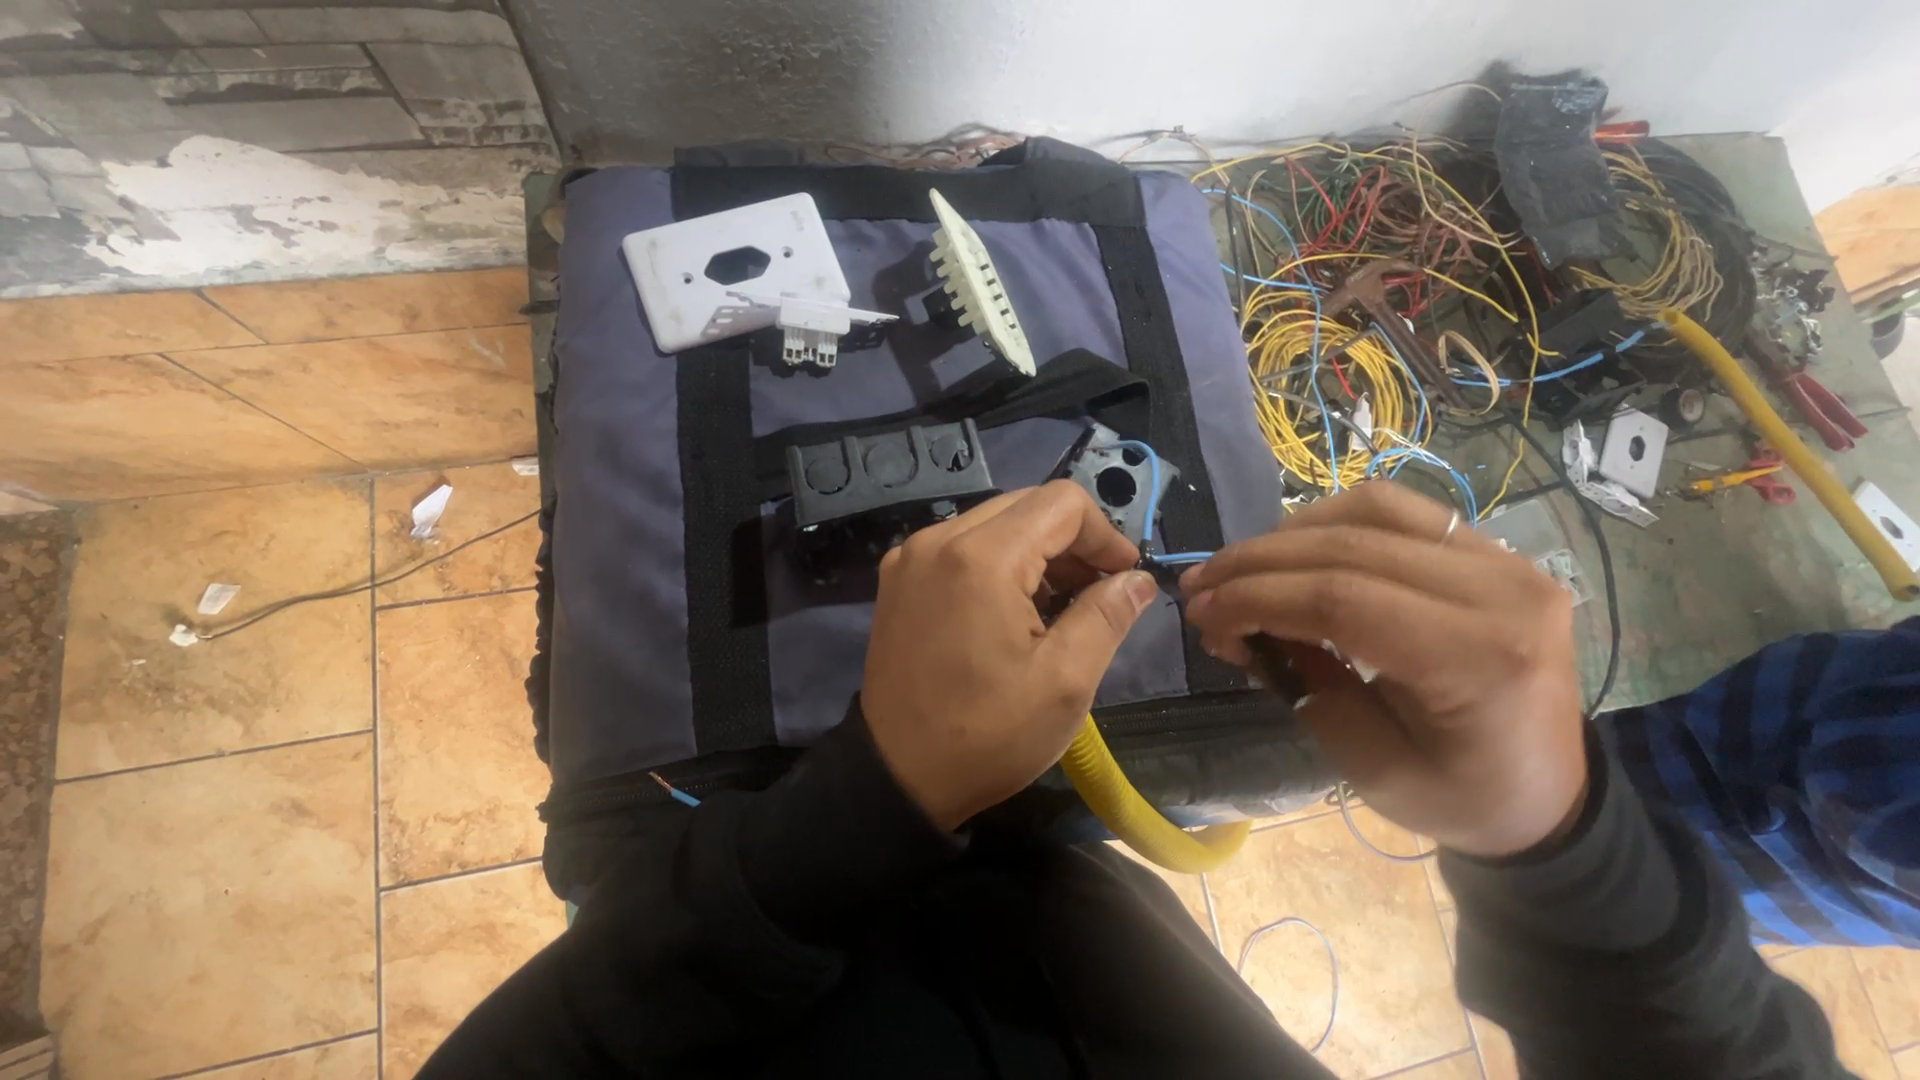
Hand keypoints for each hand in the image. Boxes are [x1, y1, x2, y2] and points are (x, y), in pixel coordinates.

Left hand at [862, 481, 1159, 830]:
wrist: (898, 775)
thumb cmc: (987, 735)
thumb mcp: (1065, 681)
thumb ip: (1107, 615)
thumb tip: (1138, 579)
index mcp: (980, 557)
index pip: (1061, 503)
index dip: (1105, 534)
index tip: (1124, 578)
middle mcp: (938, 539)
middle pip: (1026, 506)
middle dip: (1072, 542)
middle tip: (1098, 594)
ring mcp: (910, 557)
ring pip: (993, 523)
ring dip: (1036, 552)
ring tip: (1059, 608)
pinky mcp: (898, 579)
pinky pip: (961, 547)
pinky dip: (998, 563)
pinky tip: (1013, 610)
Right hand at [1179, 483, 1586, 857]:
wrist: (1549, 794)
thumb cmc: (1460, 798)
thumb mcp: (1373, 769)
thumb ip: (1306, 686)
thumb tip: (1240, 626)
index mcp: (1479, 659)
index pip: (1341, 599)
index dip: (1255, 598)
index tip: (1201, 614)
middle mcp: (1500, 590)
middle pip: (1348, 548)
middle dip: (1255, 564)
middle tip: (1200, 587)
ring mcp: (1504, 560)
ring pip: (1369, 512)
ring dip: (1288, 534)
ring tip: (1241, 569)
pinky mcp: (1492, 550)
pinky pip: (1398, 510)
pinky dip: (1331, 521)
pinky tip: (1295, 549)